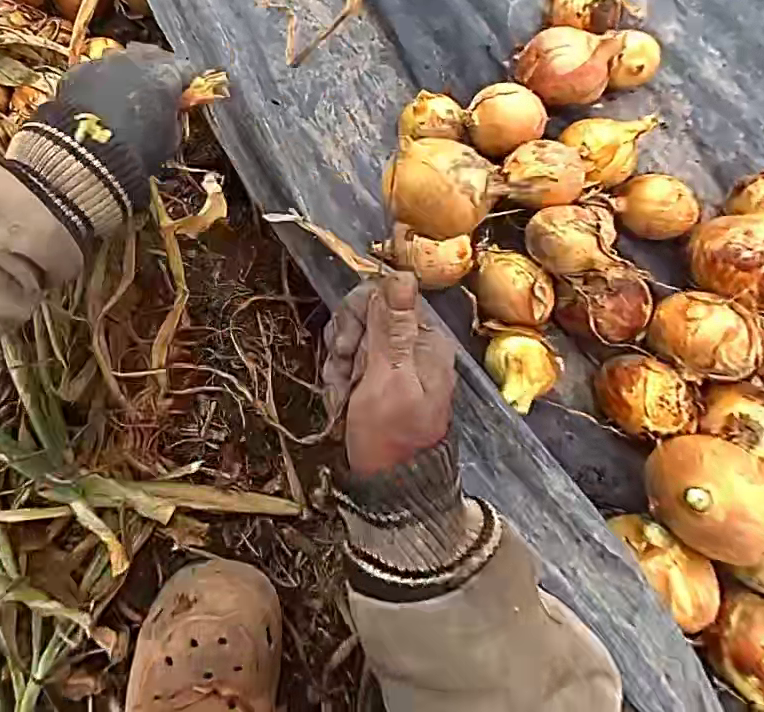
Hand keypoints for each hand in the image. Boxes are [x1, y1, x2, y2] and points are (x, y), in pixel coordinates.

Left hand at [53, 43, 193, 172]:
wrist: (90, 157)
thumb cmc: (137, 151)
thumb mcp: (171, 139)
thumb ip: (175, 117)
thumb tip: (174, 111)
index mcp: (167, 75)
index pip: (186, 70)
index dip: (186, 83)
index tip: (183, 93)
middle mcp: (138, 60)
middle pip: (153, 56)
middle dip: (156, 71)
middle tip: (154, 91)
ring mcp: (106, 62)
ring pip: (122, 59)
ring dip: (126, 73)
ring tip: (123, 96)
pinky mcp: (80, 71)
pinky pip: (95, 70)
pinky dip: (98, 82)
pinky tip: (97, 102)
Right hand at [320, 272, 456, 475]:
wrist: (389, 489)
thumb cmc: (391, 436)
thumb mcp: (389, 379)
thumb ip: (392, 327)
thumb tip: (403, 274)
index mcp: (425, 339)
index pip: (385, 294)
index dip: (357, 313)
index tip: (346, 346)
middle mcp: (412, 344)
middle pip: (365, 312)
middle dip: (345, 341)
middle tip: (344, 371)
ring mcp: (395, 361)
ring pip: (352, 334)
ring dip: (339, 362)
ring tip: (343, 393)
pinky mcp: (378, 376)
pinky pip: (349, 357)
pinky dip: (339, 376)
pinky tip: (341, 398)